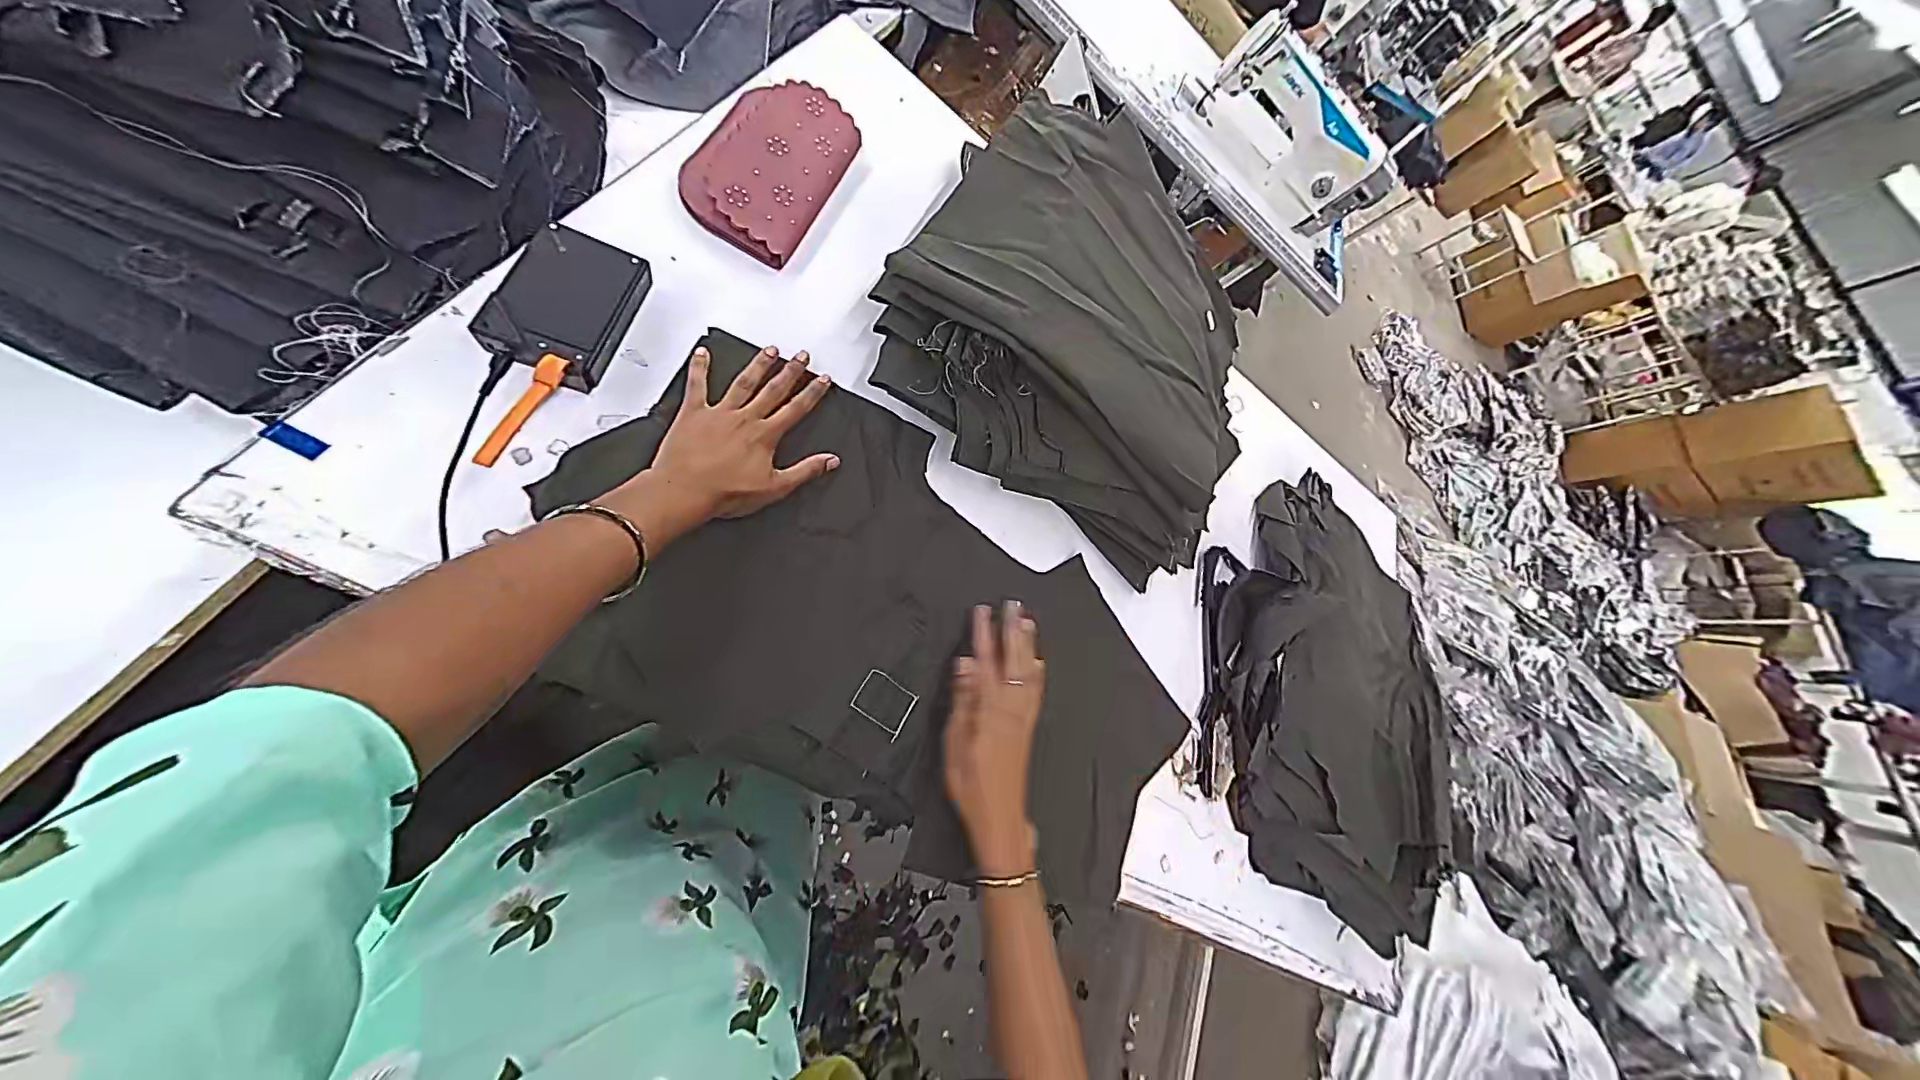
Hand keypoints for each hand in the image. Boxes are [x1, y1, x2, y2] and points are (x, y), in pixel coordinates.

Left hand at [599, 344, 836, 552]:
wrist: (685, 491)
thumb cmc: (725, 493)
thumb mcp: (775, 488)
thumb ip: (805, 471)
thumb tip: (829, 462)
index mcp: (764, 435)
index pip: (796, 408)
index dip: (812, 392)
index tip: (822, 379)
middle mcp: (744, 418)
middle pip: (773, 389)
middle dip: (790, 371)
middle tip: (802, 356)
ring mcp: (719, 413)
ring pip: (744, 382)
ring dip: (759, 365)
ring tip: (770, 350)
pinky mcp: (694, 414)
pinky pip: (697, 385)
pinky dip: (700, 368)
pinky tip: (703, 353)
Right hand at [944, 601, 1045, 877]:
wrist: (1000, 814)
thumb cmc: (972, 784)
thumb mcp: (954, 742)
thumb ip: (962, 699)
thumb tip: (966, 665)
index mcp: (989, 710)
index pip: (985, 662)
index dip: (983, 634)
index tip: (981, 612)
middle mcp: (1010, 709)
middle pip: (1012, 661)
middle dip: (1011, 630)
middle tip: (1012, 605)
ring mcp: (1022, 717)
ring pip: (1027, 672)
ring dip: (1027, 645)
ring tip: (1027, 622)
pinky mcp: (1027, 727)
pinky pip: (1036, 691)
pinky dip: (1037, 671)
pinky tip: (1038, 662)